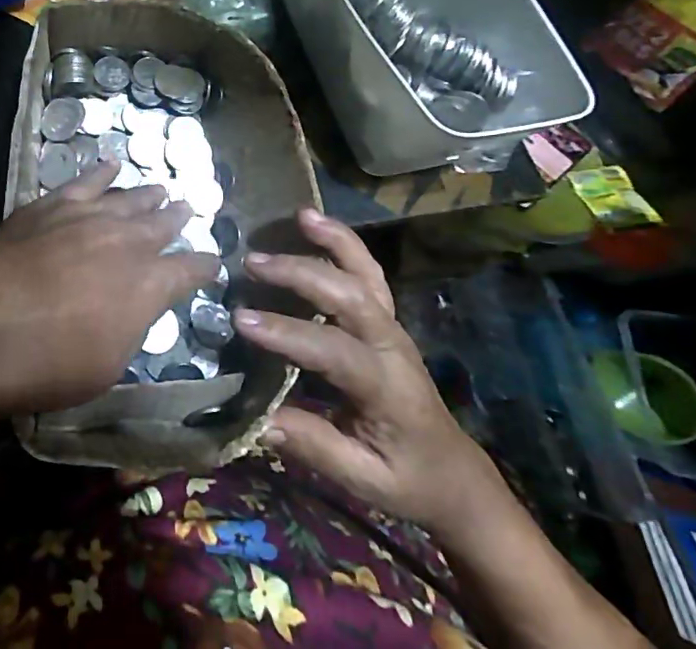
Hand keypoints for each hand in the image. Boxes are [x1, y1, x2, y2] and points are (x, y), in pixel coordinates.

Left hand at [0, 158, 219, 424]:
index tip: (212, 262)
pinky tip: (110, 166)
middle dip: (177, 219)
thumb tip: (134, 309)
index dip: (203, 266)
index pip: (189, 270)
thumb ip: (128, 330)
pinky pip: (83, 182)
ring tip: (161, 189)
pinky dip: (99, 173)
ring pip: (127, 199)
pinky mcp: (48, 207)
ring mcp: (85, 218)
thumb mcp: (104, 367)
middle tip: (188, 209)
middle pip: (160, 225)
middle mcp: (125, 242)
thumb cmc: (44, 364)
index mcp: (147, 285)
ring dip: (147, 195)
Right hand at [234, 209, 505, 533]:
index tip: (242, 320)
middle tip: (252, 263)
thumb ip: (315, 446)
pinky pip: (367, 273)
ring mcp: (393, 328)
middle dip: (301, 275)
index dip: (289, 334)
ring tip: (298, 217)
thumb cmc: (408, 478)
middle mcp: (393, 346)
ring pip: (367, 273)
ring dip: (333, 241)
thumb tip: (258, 419)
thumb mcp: (363, 479)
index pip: (335, 351)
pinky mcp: (387, 320)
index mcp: (388, 388)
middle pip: (352, 296)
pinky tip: (315, 225)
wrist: (453, 471)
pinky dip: (343, 244)